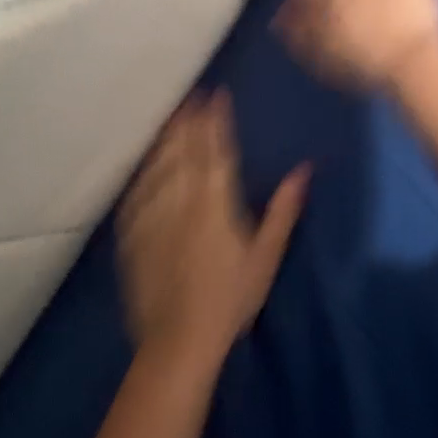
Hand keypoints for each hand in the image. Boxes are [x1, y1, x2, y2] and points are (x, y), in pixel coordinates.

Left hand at [117, 90, 309, 361]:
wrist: (179, 342)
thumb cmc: (232, 297)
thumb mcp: (267, 255)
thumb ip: (283, 210)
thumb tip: (303, 170)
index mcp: (214, 206)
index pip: (215, 153)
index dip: (215, 122)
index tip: (216, 95)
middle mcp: (180, 205)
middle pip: (183, 155)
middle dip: (188, 123)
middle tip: (191, 95)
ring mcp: (152, 222)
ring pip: (158, 171)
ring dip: (165, 142)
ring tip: (171, 119)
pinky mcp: (134, 241)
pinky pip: (137, 198)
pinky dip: (143, 175)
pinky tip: (146, 166)